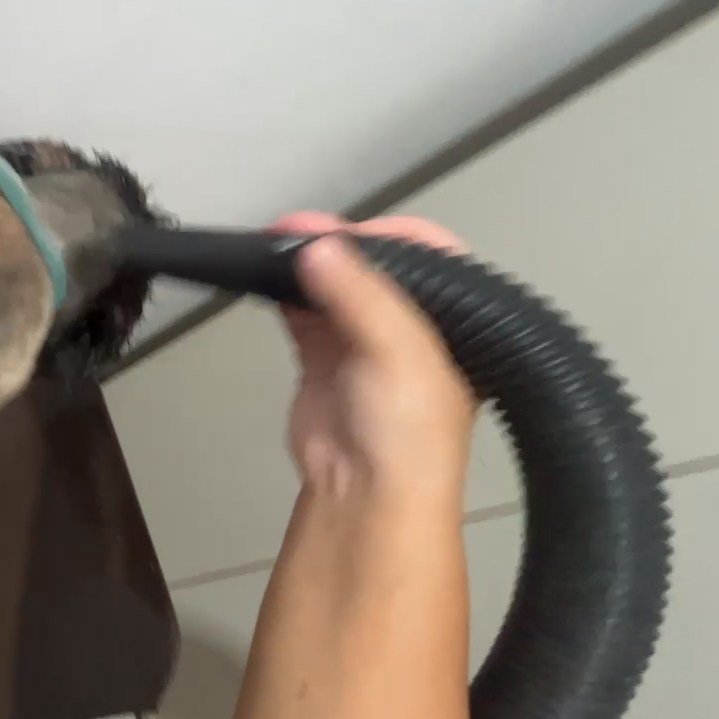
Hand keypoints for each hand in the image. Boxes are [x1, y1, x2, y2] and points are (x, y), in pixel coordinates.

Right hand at [273, 213, 475, 509]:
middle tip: (289, 231)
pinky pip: (301, 314)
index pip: (429, 254)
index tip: (338, 230)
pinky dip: (282, 295)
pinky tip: (264, 279)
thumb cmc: (406, 431)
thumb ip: (362, 298)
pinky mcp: (321, 358)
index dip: (385, 234)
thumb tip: (317, 248)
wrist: (362, 489)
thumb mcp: (401, 355)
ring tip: (269, 247)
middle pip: (371, 266)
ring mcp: (362, 342)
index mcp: (454, 319)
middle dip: (333, 244)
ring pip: (331, 287)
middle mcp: (410, 326)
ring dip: (302, 267)